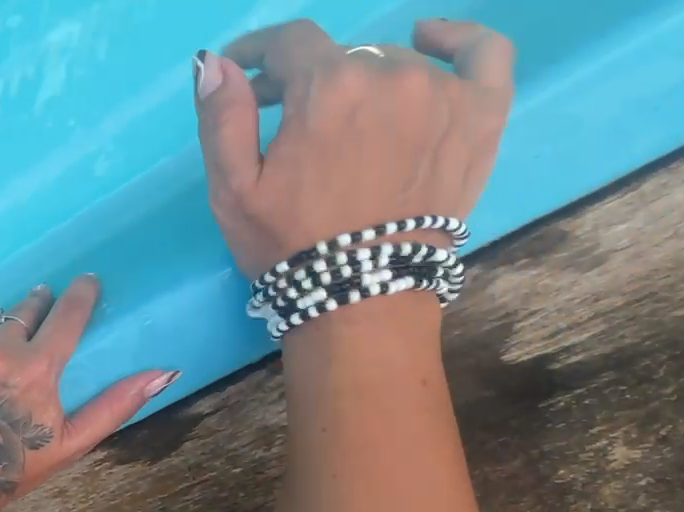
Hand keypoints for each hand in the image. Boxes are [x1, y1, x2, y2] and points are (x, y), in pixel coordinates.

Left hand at [0, 276, 177, 511]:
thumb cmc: (13, 469)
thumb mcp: (71, 442)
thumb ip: (115, 405)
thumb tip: (165, 372)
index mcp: (35, 367)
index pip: (66, 314)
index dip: (79, 294)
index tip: (85, 281)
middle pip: (22, 312)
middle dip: (37, 303)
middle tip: (43, 298)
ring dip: (2, 324)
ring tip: (9, 325)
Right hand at [195, 19, 515, 277]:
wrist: (360, 289)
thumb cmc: (285, 242)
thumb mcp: (232, 189)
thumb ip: (223, 119)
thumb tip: (213, 62)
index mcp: (327, 88)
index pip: (290, 42)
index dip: (257, 51)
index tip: (240, 71)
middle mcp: (392, 72)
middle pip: (338, 57)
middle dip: (301, 80)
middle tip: (278, 118)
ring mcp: (444, 89)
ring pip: (391, 63)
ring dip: (357, 82)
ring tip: (338, 121)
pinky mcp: (482, 111)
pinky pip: (481, 51)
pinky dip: (454, 38)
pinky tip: (430, 37)